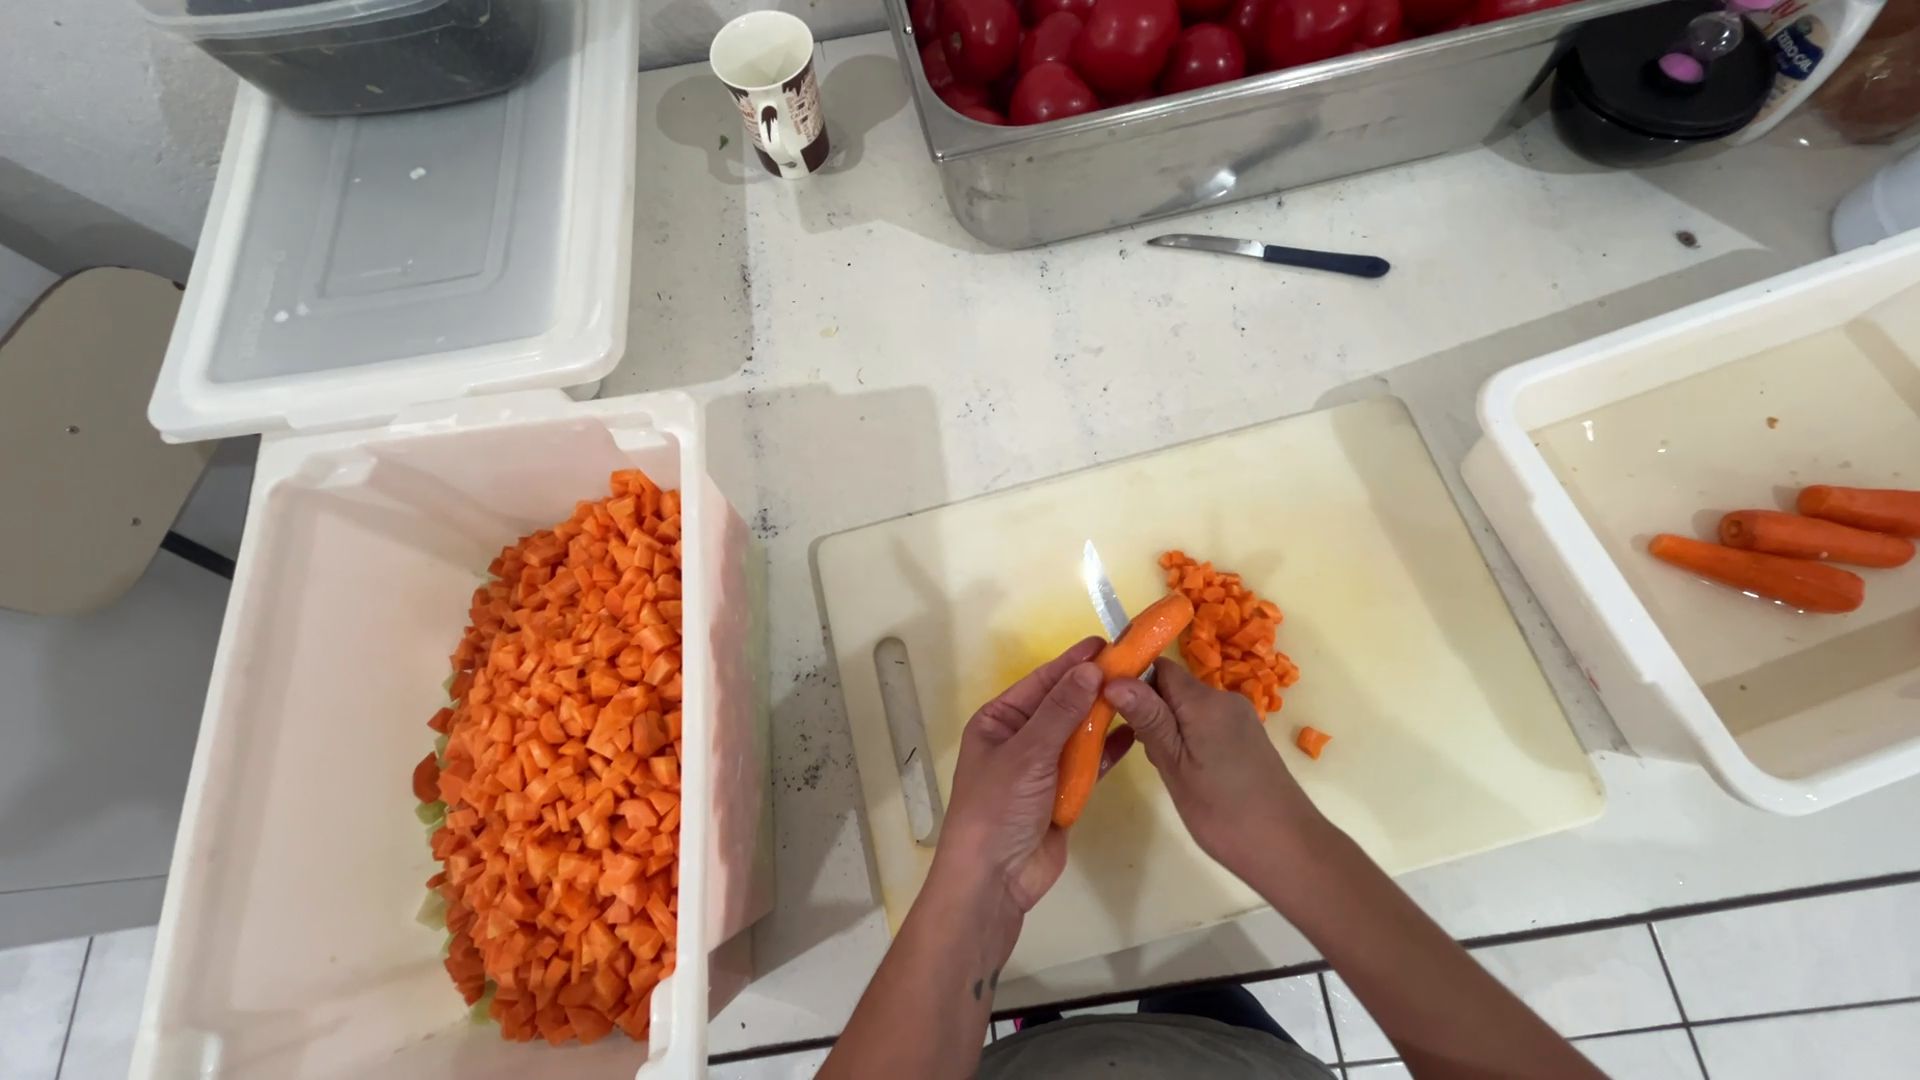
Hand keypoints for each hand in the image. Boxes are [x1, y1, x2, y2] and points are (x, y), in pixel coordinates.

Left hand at [933, 638, 1135, 927]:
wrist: (995, 879)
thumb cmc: (998, 807)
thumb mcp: (1027, 753)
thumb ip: (1060, 712)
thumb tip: (1090, 668)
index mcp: (998, 721)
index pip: (1040, 683)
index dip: (1072, 663)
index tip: (1105, 643)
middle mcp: (1020, 738)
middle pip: (1062, 705)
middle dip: (1093, 688)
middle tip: (1132, 666)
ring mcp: (1042, 767)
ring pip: (1078, 733)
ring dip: (1104, 717)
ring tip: (1140, 693)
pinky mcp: (1063, 793)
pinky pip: (1089, 764)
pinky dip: (1108, 751)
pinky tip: (1134, 733)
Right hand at [1104, 659, 1324, 879]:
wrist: (1290, 851)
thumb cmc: (1225, 812)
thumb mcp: (1176, 767)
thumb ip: (1148, 719)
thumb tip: (1113, 678)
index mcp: (1205, 701)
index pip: (1159, 668)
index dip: (1131, 678)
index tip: (1106, 703)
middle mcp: (1224, 700)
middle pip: (1172, 687)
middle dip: (1147, 709)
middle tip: (1137, 749)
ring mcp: (1238, 719)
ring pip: (1186, 707)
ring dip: (1166, 726)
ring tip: (1162, 766)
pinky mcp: (1246, 738)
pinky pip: (1204, 722)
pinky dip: (1186, 737)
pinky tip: (1185, 772)